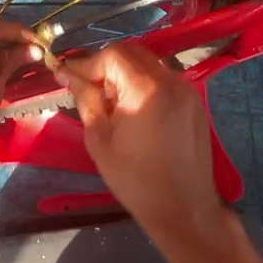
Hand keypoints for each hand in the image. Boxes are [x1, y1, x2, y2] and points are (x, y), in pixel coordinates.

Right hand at [58, 42, 226, 236]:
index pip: (112, 55)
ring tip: (113, 102)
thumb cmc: (136, 180)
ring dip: (126, 72)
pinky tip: (136, 109)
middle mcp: (171, 80)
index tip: (70, 78)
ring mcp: (187, 89)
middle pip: (132, 52)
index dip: (88, 63)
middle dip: (107, 65)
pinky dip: (144, 82)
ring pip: (149, 62)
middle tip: (91, 90)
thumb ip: (85, 98)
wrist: (185, 211)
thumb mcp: (99, 139)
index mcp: (146, 88)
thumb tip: (67, 72)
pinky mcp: (194, 100)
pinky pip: (164, 77)